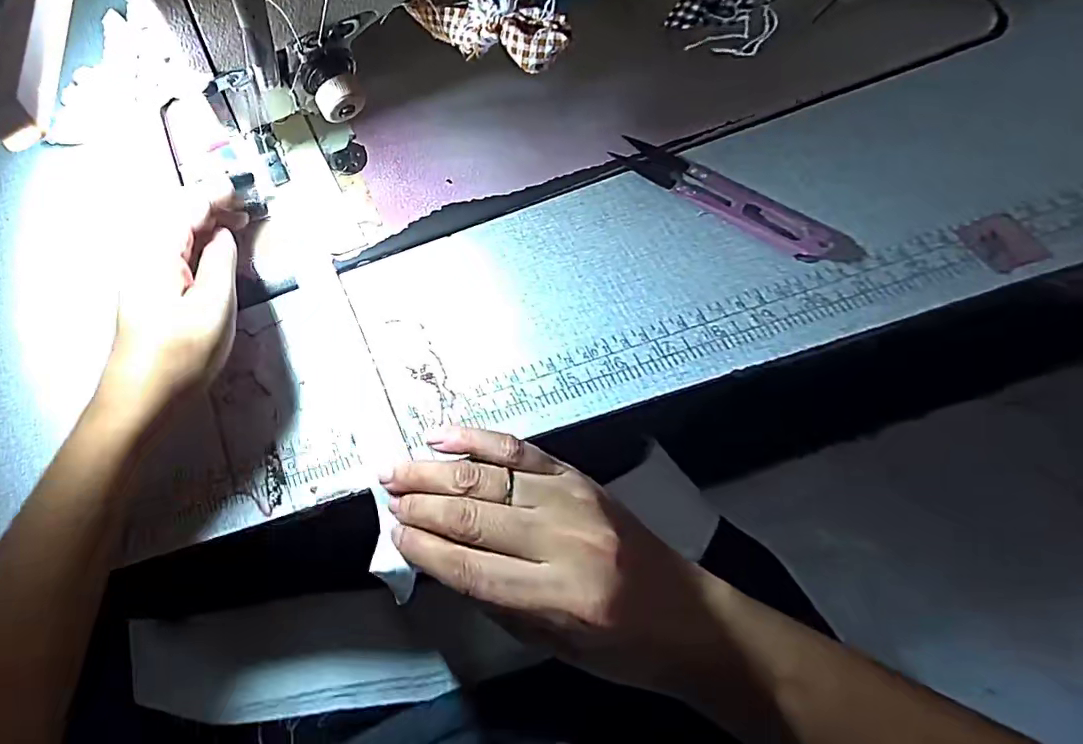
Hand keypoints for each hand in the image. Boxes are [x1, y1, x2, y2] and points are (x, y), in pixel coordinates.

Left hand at [94, 184, 247, 431]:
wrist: (137, 400)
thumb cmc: (178, 358)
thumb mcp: (214, 308)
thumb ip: (220, 262)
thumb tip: (222, 235)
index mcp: (157, 251)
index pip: (188, 205)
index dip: (217, 194)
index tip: (244, 192)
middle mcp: (141, 254)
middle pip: (176, 212)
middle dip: (210, 205)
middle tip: (244, 213)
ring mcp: (138, 271)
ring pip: (172, 231)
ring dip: (202, 224)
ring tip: (233, 229)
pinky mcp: (142, 288)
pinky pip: (169, 250)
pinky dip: (192, 243)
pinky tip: (209, 254)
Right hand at [382, 427, 729, 694]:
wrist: (695, 620)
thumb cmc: (621, 646)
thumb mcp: (554, 643)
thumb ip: (491, 596)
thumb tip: (431, 553)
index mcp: (566, 599)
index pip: (472, 568)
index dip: (424, 550)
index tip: (393, 535)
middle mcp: (568, 544)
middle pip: (472, 517)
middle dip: (419, 507)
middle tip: (387, 498)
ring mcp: (572, 501)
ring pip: (484, 479)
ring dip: (430, 473)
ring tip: (395, 471)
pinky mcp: (576, 475)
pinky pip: (514, 448)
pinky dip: (471, 439)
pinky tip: (436, 437)